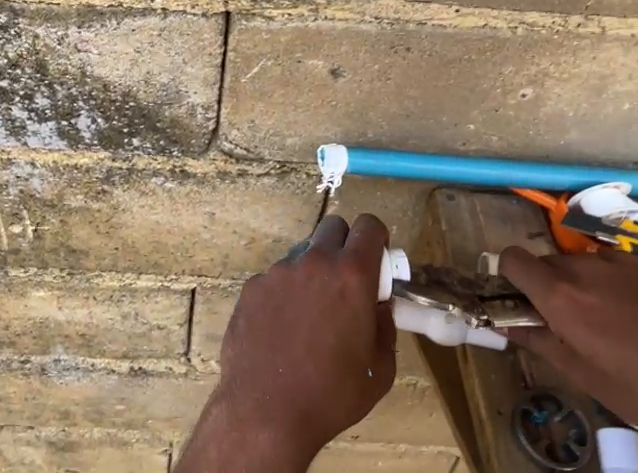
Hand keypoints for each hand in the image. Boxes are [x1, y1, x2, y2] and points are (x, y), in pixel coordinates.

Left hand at [176, 214, 395, 472]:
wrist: (266, 411)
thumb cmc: (332, 395)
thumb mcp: (380, 368)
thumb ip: (385, 325)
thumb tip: (378, 303)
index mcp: (352, 276)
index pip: (369, 225)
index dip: (377, 238)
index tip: (377, 261)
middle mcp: (314, 262)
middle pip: (333, 227)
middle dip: (344, 245)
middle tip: (346, 281)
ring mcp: (278, 271)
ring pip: (303, 254)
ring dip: (313, 272)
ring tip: (310, 315)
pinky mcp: (252, 286)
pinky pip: (276, 278)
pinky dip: (285, 293)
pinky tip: (281, 329)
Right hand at [497, 248, 637, 472]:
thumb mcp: (589, 379)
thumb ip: (542, 343)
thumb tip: (506, 324)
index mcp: (561, 296)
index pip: (511, 259)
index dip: (508, 277)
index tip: (521, 303)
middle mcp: (584, 267)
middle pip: (547, 262)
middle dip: (548, 286)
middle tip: (569, 324)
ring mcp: (620, 260)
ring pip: (582, 262)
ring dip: (583, 284)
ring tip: (612, 322)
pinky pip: (616, 264)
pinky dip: (615, 282)